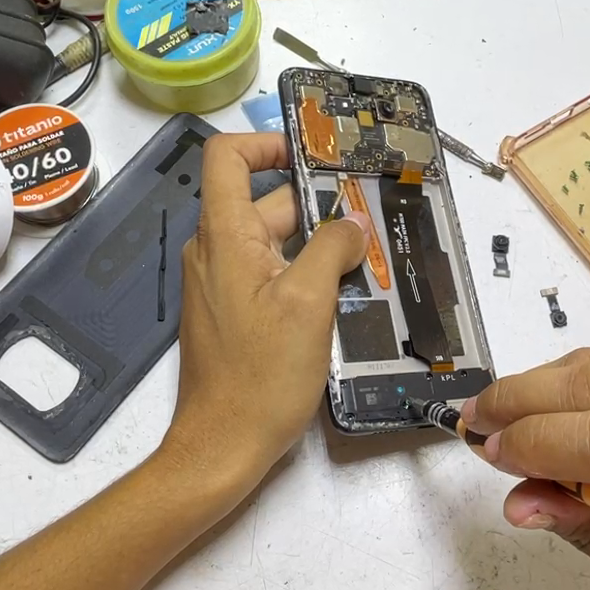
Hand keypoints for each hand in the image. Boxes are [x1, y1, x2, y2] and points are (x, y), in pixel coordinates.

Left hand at [163, 133, 369, 496]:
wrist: (222, 446)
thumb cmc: (261, 373)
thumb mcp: (307, 304)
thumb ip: (332, 250)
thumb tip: (352, 225)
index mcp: (224, 236)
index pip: (228, 157)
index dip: (266, 143)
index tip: (313, 157)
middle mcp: (217, 251)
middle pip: (266, 203)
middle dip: (318, 205)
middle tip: (372, 217)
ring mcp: (224, 284)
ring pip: (276, 243)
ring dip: (319, 245)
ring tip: (370, 258)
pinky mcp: (236, 313)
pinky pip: (272, 275)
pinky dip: (306, 274)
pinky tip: (345, 293)